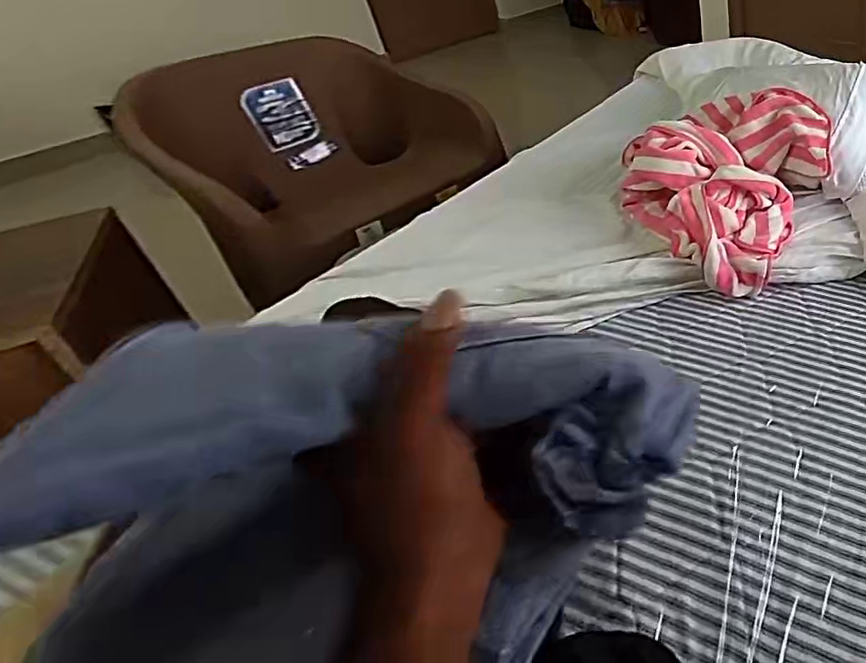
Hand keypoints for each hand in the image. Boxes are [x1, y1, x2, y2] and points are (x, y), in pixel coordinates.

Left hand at [316, 291, 506, 662]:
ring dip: (472, 372)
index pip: (364, 367)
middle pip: (410, 378)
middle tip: (475, 311)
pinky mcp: (457, 461)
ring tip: (502, 331)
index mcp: (350, 431)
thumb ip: (427, 363)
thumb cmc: (418, 499)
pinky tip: (515, 373)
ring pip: (446, 395)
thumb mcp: (416, 424)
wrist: (452, 569)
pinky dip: (491, 396)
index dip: (389, 335)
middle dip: (441, 349)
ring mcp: (420, 450)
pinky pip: (474, 414)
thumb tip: (449, 295)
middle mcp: (379, 437)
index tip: (422, 302)